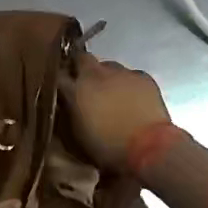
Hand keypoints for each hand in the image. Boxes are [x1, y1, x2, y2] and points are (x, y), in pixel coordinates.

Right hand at [59, 53, 172, 172]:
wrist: (149, 148)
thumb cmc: (108, 149)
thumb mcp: (78, 135)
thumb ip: (70, 113)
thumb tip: (66, 103)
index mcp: (75, 90)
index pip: (58, 75)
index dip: (58, 79)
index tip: (60, 86)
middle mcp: (95, 75)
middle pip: (82, 58)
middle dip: (81, 67)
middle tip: (85, 84)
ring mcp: (121, 73)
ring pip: (108, 66)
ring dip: (106, 76)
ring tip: (111, 93)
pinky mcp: (142, 77)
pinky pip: (130, 75)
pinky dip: (128, 83)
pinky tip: (133, 98)